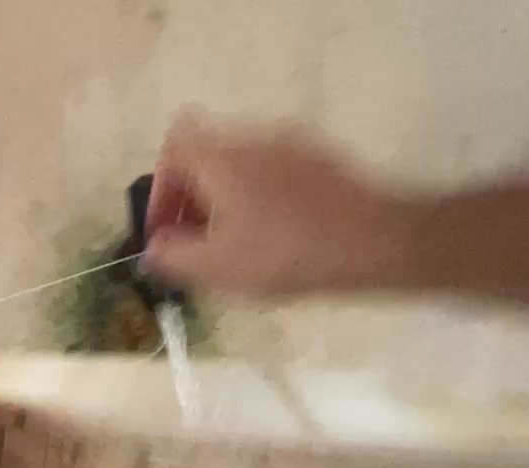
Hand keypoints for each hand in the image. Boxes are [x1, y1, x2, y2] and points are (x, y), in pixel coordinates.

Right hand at [143, 112, 411, 296]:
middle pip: (205, 156)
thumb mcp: (215, 268)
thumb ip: (171, 257)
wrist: (375, 243)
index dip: (160, 189)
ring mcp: (292, 145)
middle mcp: (255, 138)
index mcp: (223, 158)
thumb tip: (153, 249)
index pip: (173, 147)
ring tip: (230, 247)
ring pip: (238, 166)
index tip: (165, 231)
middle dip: (189, 200)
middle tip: (193, 245)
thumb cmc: (285, 255)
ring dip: (221, 203)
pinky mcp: (320, 161)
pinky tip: (268, 239)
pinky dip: (254, 200)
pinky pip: (270, 173)